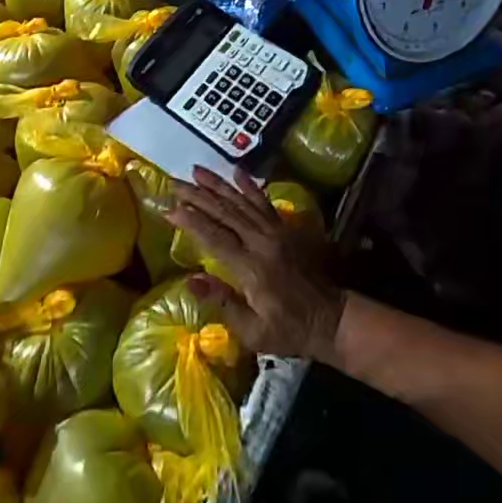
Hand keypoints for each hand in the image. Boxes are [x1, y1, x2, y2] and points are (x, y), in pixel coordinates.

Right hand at [166, 167, 344, 360]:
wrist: (332, 320)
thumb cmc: (288, 330)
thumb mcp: (253, 332)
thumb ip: (222, 303)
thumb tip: (190, 280)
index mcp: (250, 268)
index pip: (214, 237)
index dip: (190, 221)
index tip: (169, 208)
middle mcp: (261, 242)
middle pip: (224, 212)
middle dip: (197, 195)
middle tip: (174, 182)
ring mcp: (275, 232)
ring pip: (241, 202)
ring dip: (217, 184)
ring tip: (196, 170)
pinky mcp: (285, 229)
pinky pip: (264, 202)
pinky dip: (250, 186)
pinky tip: (237, 172)